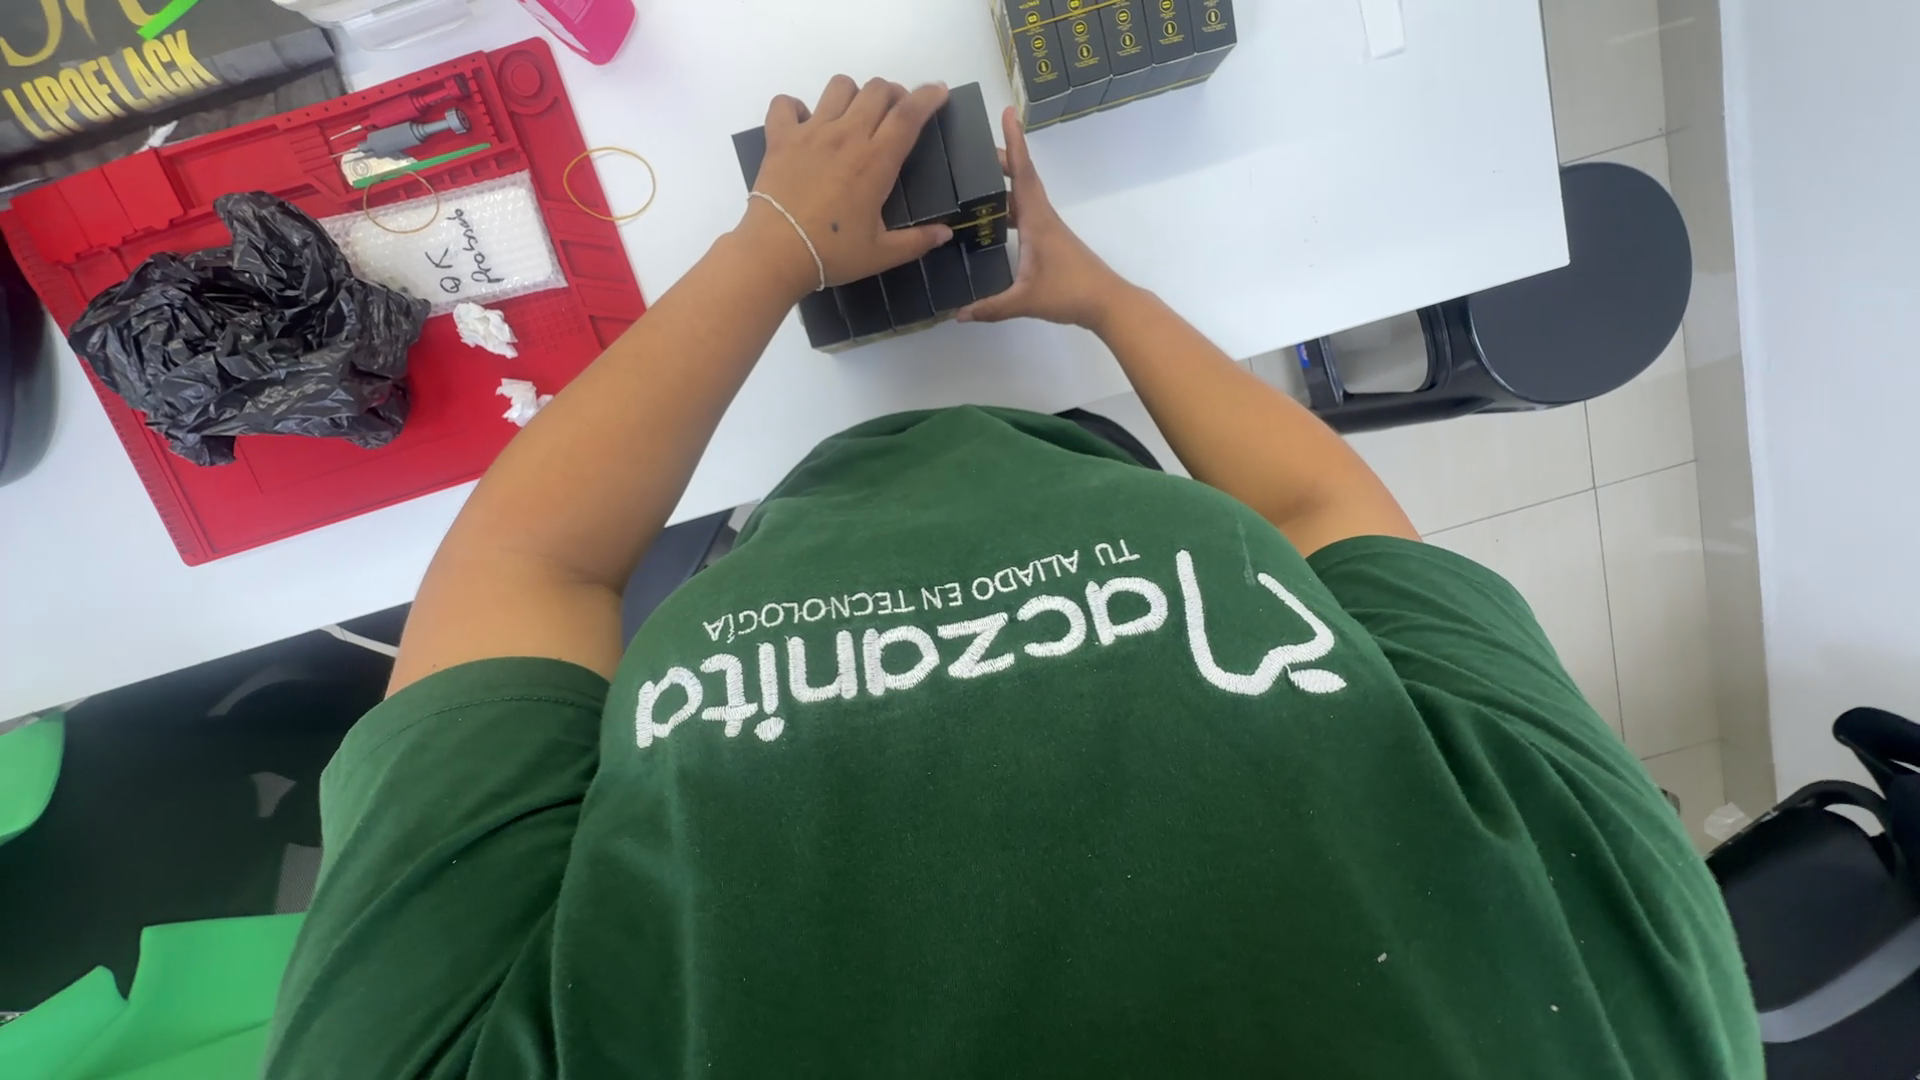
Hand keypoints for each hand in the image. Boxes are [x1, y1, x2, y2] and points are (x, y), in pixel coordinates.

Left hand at [739, 77, 954, 298]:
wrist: (776, 253)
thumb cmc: (832, 254)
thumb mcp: (881, 254)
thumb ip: (916, 242)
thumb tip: (946, 234)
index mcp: (875, 162)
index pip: (908, 115)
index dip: (928, 97)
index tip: (939, 91)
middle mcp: (846, 136)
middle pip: (877, 91)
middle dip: (894, 94)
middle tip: (896, 114)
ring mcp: (811, 132)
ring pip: (839, 87)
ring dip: (854, 95)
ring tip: (855, 117)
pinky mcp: (780, 137)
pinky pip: (786, 103)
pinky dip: (797, 107)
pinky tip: (804, 124)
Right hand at [957, 108, 1131, 329]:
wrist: (1106, 303)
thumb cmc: (1070, 293)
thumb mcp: (1025, 301)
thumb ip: (991, 308)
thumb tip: (958, 314)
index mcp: (1036, 221)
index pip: (1023, 173)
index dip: (1014, 143)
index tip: (1007, 113)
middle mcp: (1042, 218)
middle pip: (1021, 179)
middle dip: (1000, 160)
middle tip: (971, 151)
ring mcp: (1048, 230)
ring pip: (1023, 198)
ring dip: (1003, 186)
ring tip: (976, 183)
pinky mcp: (1050, 243)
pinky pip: (1026, 215)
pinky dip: (1009, 210)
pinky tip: (994, 222)